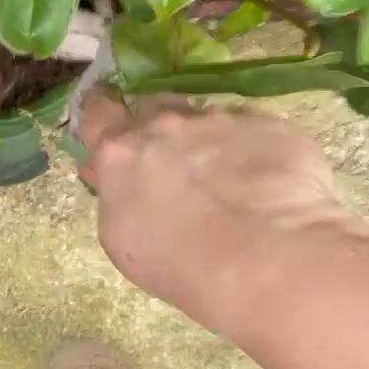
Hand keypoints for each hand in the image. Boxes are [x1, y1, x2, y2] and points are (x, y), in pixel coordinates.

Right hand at [77, 85, 368, 332]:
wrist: (263, 258)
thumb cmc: (175, 261)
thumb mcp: (120, 235)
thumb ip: (115, 192)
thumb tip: (113, 173)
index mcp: (121, 151)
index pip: (98, 110)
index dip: (100, 112)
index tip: (106, 119)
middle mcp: (167, 124)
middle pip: (153, 107)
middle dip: (155, 127)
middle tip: (169, 163)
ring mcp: (222, 119)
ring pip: (205, 119)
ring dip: (206, 142)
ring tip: (225, 183)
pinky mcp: (271, 126)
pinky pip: (252, 132)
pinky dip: (250, 153)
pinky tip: (263, 186)